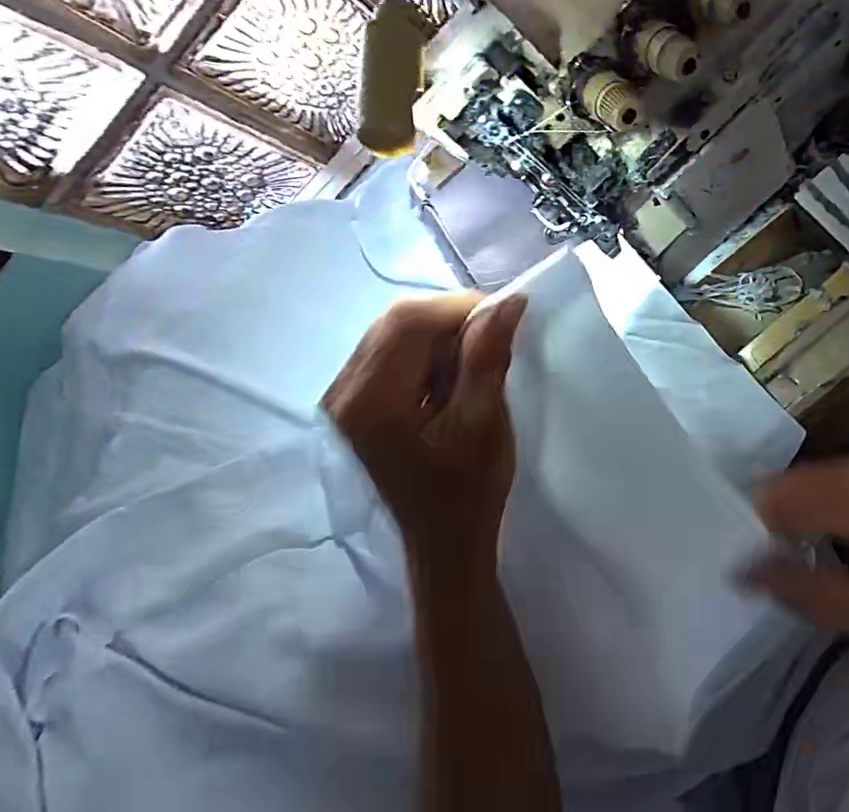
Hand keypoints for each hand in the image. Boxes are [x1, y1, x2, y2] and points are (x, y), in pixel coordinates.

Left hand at [323, 293, 528, 570]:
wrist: (443, 546)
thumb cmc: (468, 495)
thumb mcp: (483, 424)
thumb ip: (486, 358)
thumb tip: (507, 302)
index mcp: (370, 404)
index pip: (409, 324)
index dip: (460, 307)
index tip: (505, 314)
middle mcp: (342, 395)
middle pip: (395, 323)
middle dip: (449, 319)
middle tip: (492, 336)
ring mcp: (341, 400)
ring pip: (391, 334)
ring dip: (438, 334)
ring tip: (473, 357)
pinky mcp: (352, 404)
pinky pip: (388, 353)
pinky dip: (424, 351)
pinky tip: (448, 373)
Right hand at [746, 453, 848, 684]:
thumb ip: (805, 590)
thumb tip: (739, 569)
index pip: (775, 496)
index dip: (754, 530)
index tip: (746, 567)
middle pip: (788, 485)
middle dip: (771, 524)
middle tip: (767, 572)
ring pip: (807, 486)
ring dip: (793, 522)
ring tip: (793, 565)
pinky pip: (831, 489)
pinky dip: (816, 516)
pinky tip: (824, 551)